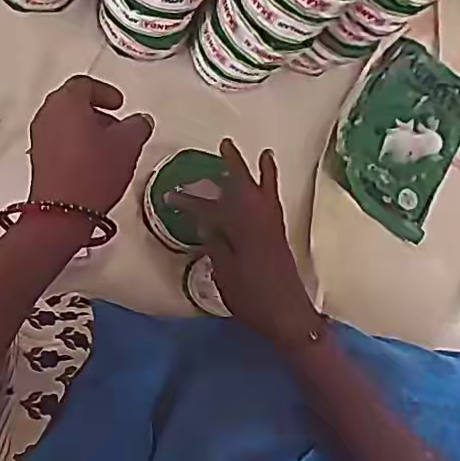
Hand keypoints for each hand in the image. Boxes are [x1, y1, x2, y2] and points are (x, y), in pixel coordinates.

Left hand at [28, 75, 153, 213]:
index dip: (105, 92)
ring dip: (85, 129)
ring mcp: (38, 138)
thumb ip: (138, 125)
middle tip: (116, 125)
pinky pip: (58, 142)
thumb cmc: (95, 170)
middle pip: (72, 103)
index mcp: (67, 101)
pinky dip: (75, 144)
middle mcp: (47, 114)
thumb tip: (140, 121)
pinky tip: (92, 163)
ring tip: (108, 148)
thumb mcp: (128, 144)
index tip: (120, 105)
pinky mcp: (37, 161)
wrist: (63, 212)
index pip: (84, 84)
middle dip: (95, 111)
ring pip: (64, 123)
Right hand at [170, 139, 322, 349]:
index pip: (209, 208)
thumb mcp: (225, 273)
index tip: (171, 197)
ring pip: (265, 190)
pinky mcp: (280, 235)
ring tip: (263, 153)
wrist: (288, 315)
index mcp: (240, 228)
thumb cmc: (252, 297)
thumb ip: (216, 245)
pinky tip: (268, 187)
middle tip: (225, 145)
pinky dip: (272, 188)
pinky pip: (274, 201)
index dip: (189, 202)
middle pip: (244, 186)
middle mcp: (259, 220)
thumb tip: (206, 222)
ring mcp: (273, 226)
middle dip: (233, 165)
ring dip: (260, 171)